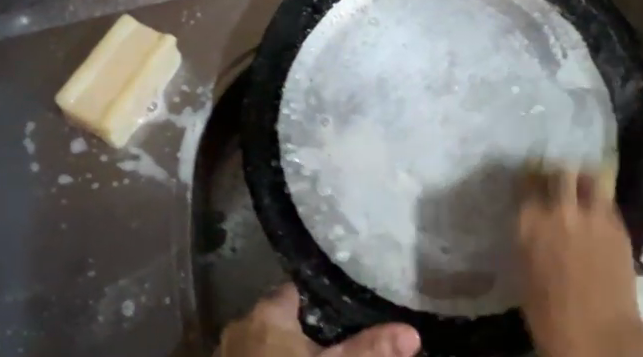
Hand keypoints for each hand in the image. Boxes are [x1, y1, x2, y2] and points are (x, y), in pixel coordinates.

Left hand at [217, 284, 420, 356]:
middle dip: (306, 332)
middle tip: (335, 344)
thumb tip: (412, 332)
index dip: (321, 303)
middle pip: (281, 319)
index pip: (296, 291)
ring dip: (286, 352)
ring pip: (266, 346)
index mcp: (266, 313)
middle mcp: (242, 327)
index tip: (345, 313)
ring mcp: (230, 355)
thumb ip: (369, 349)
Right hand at [518, 169, 642, 356]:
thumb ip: (528, 240)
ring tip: (581, 186)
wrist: (600, 337)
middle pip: (557, 172)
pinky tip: (598, 208)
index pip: (526, 182)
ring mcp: (591, 215)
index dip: (528, 179)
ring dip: (582, 179)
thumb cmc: (552, 317)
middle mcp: (559, 210)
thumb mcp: (525, 274)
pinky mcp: (617, 225)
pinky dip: (601, 199)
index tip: (530, 182)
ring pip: (588, 178)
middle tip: (556, 182)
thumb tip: (532, 224)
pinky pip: (607, 200)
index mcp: (530, 223)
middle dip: (556, 175)